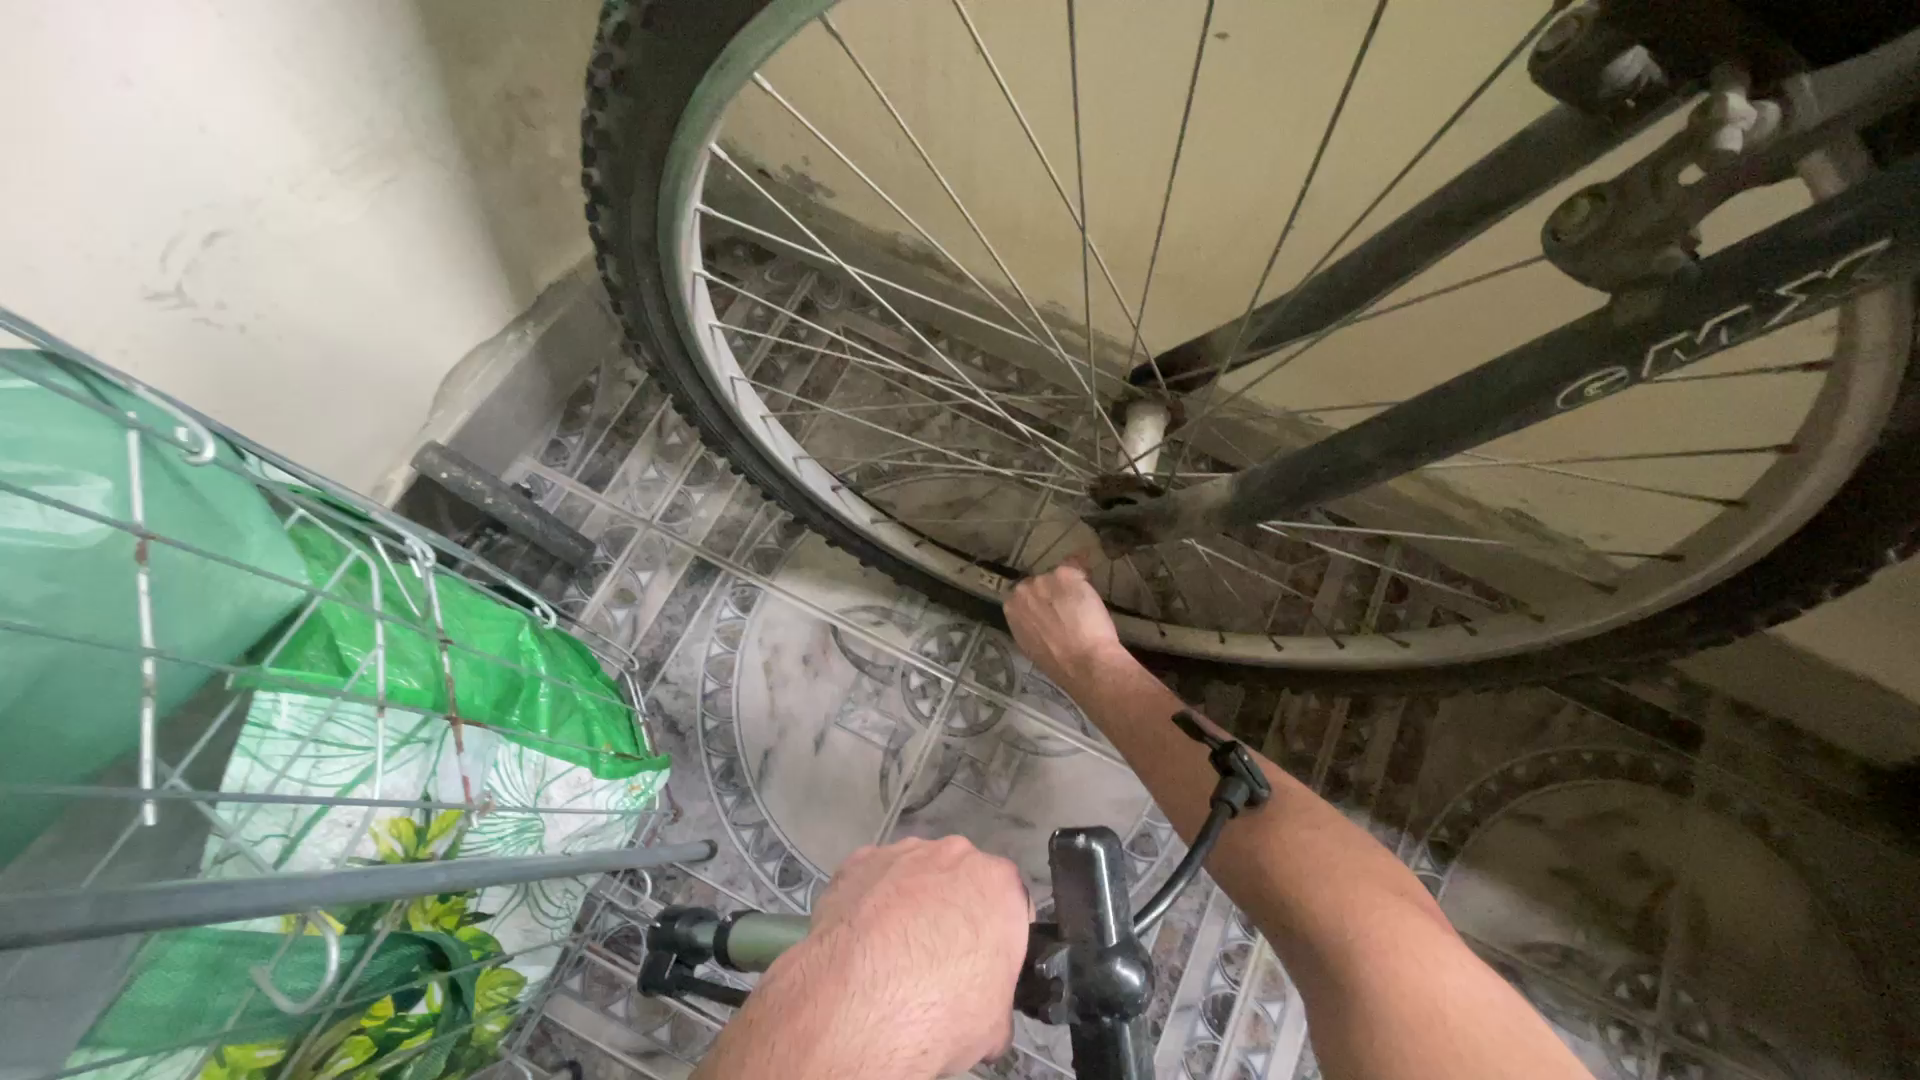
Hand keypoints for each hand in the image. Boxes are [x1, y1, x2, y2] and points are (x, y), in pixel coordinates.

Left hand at [776, 837, 1029, 1076]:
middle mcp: (954, 855)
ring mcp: (902, 853)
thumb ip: (998, 996)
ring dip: (910, 904)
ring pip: (915, 875)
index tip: (982, 961)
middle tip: (937, 960)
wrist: (861, 1005)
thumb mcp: (996, 1024)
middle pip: (961, 880)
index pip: (1009, 901)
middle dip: (952, 911)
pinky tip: (864, 940)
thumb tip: (988, 1006)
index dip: (998, 933)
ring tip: (892, 953)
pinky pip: (873, 878)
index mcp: (998, 884)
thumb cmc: (941, 1011)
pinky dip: (870, 901)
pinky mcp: (858, 862)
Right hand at [1005, 554, 1128, 692]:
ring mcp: (1044, 580)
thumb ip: (1030, 624)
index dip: (1041, 602)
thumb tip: (1038, 617)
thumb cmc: (1059, 663)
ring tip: (1084, 604)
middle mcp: (1023, 590)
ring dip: (1070, 586)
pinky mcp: (1065, 575)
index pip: (1025, 596)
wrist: (1083, 662)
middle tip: (1069, 607)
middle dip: (1053, 592)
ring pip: (1059, 577)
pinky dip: (1085, 576)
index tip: (1052, 609)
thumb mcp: (1031, 645)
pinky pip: (1077, 568)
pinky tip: (1092, 589)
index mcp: (1011, 609)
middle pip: (1040, 583)